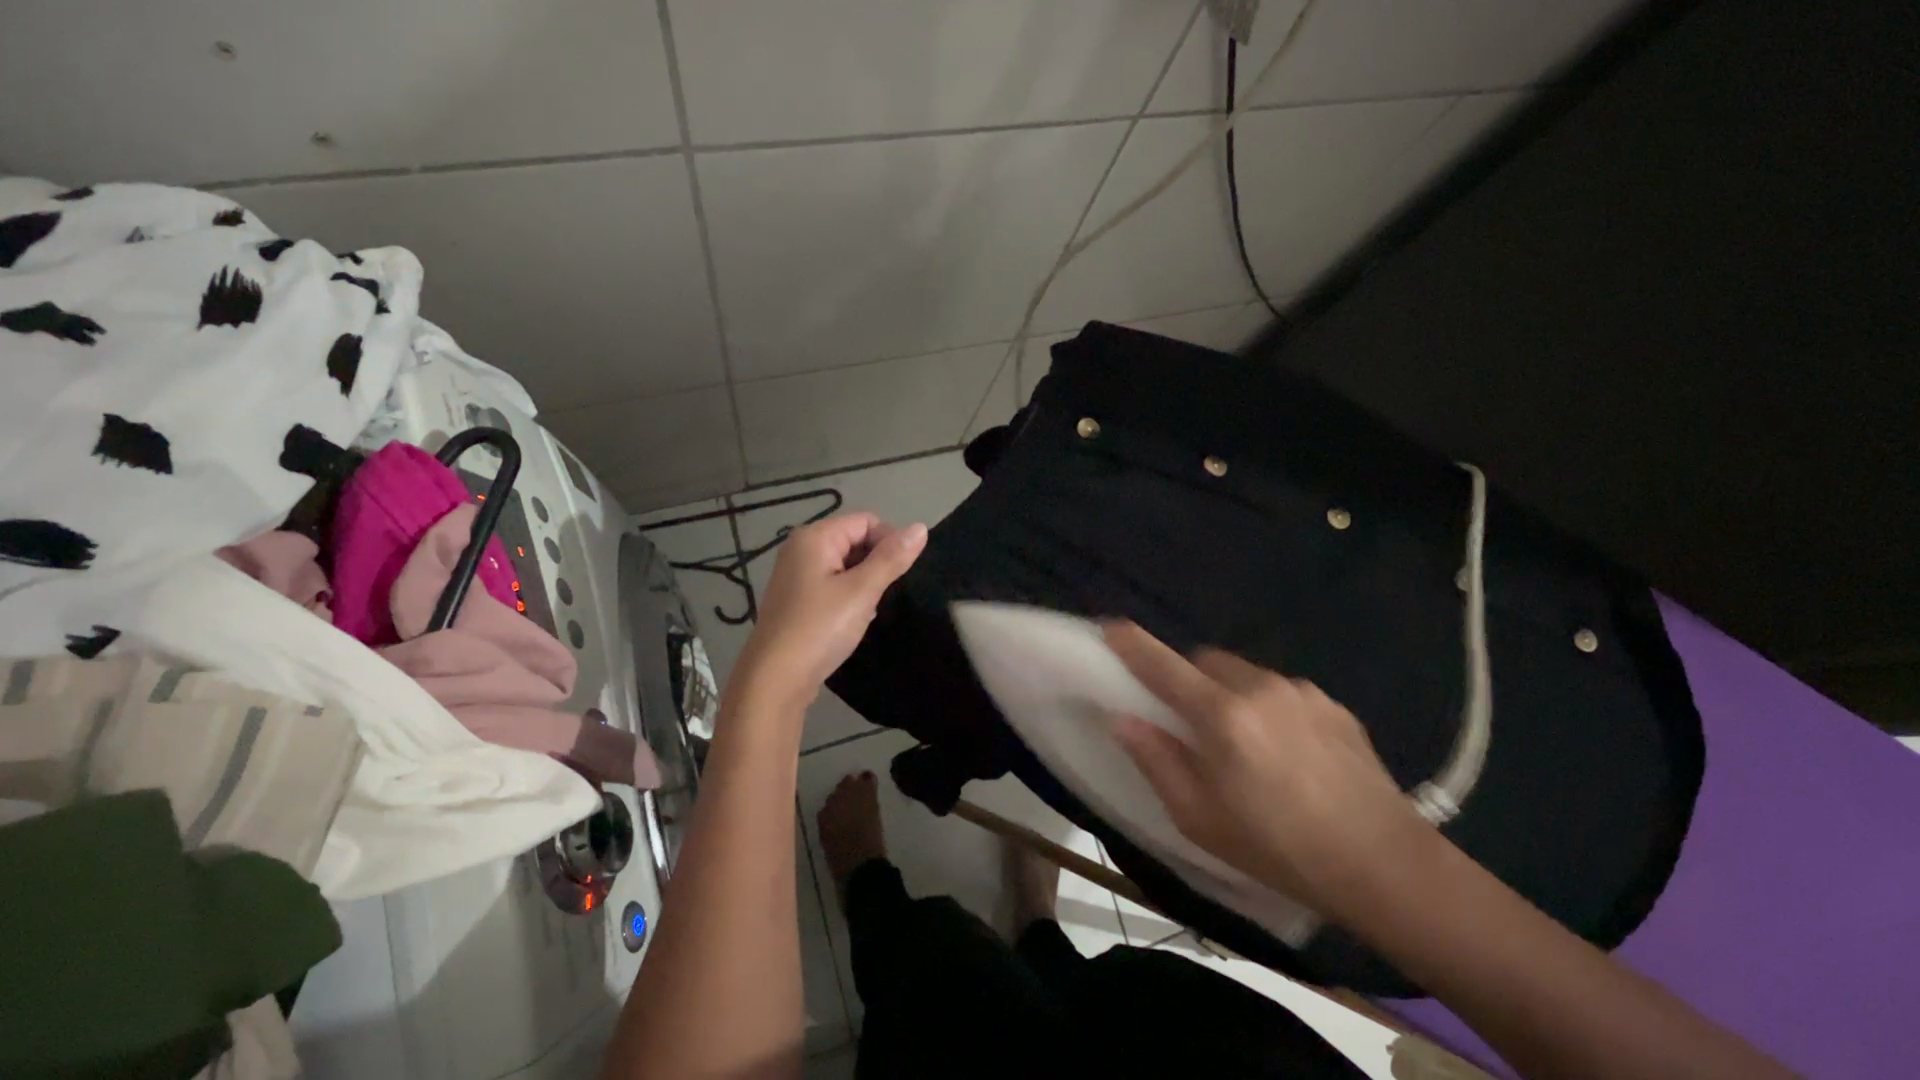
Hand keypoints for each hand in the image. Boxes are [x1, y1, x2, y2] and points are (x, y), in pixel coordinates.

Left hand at [729, 513, 926, 714]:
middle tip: (884, 594)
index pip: (866, 521)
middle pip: (854, 540)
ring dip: (864, 584)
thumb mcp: (861, 591)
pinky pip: (833, 586)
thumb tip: (920, 527)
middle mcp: (801, 549)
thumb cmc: (819, 628)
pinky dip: (849, 598)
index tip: (901, 573)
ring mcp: (796, 576)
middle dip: (876, 564)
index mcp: (814, 537)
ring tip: (867, 611)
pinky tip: (853, 621)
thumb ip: (891, 558)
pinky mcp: (797, 601)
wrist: (775, 679)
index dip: (889, 541)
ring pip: (845, 566)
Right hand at [1104, 621, 1435, 918]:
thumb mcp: (1200, 819)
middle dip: (1189, 679)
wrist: (1383, 863)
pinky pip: (1285, 693)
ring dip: (1231, 694)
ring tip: (1244, 746)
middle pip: (1207, 661)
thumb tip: (1122, 719)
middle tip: (1189, 723)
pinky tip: (1286, 756)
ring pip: (1248, 675)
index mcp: (1223, 716)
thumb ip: (1157, 761)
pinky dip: (1270, 710)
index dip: (1133, 645)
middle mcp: (1262, 688)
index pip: (1164, 666)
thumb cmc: (1278, 850)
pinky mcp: (1336, 707)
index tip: (1111, 629)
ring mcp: (1304, 693)